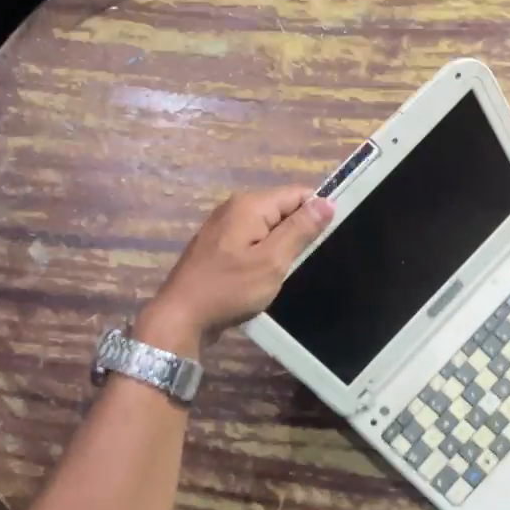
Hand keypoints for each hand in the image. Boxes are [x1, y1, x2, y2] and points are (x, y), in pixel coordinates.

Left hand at [139, 186, 334, 351]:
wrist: (181, 316)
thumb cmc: (229, 289)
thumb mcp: (272, 261)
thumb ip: (300, 230)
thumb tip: (327, 202)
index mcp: (250, 205)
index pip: (298, 193)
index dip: (318, 212)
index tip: (328, 240)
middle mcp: (234, 207)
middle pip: (281, 208)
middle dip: (299, 230)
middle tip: (309, 261)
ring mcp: (223, 227)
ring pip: (267, 227)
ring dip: (282, 245)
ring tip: (288, 271)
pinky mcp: (217, 246)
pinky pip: (251, 241)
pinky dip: (264, 254)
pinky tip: (266, 276)